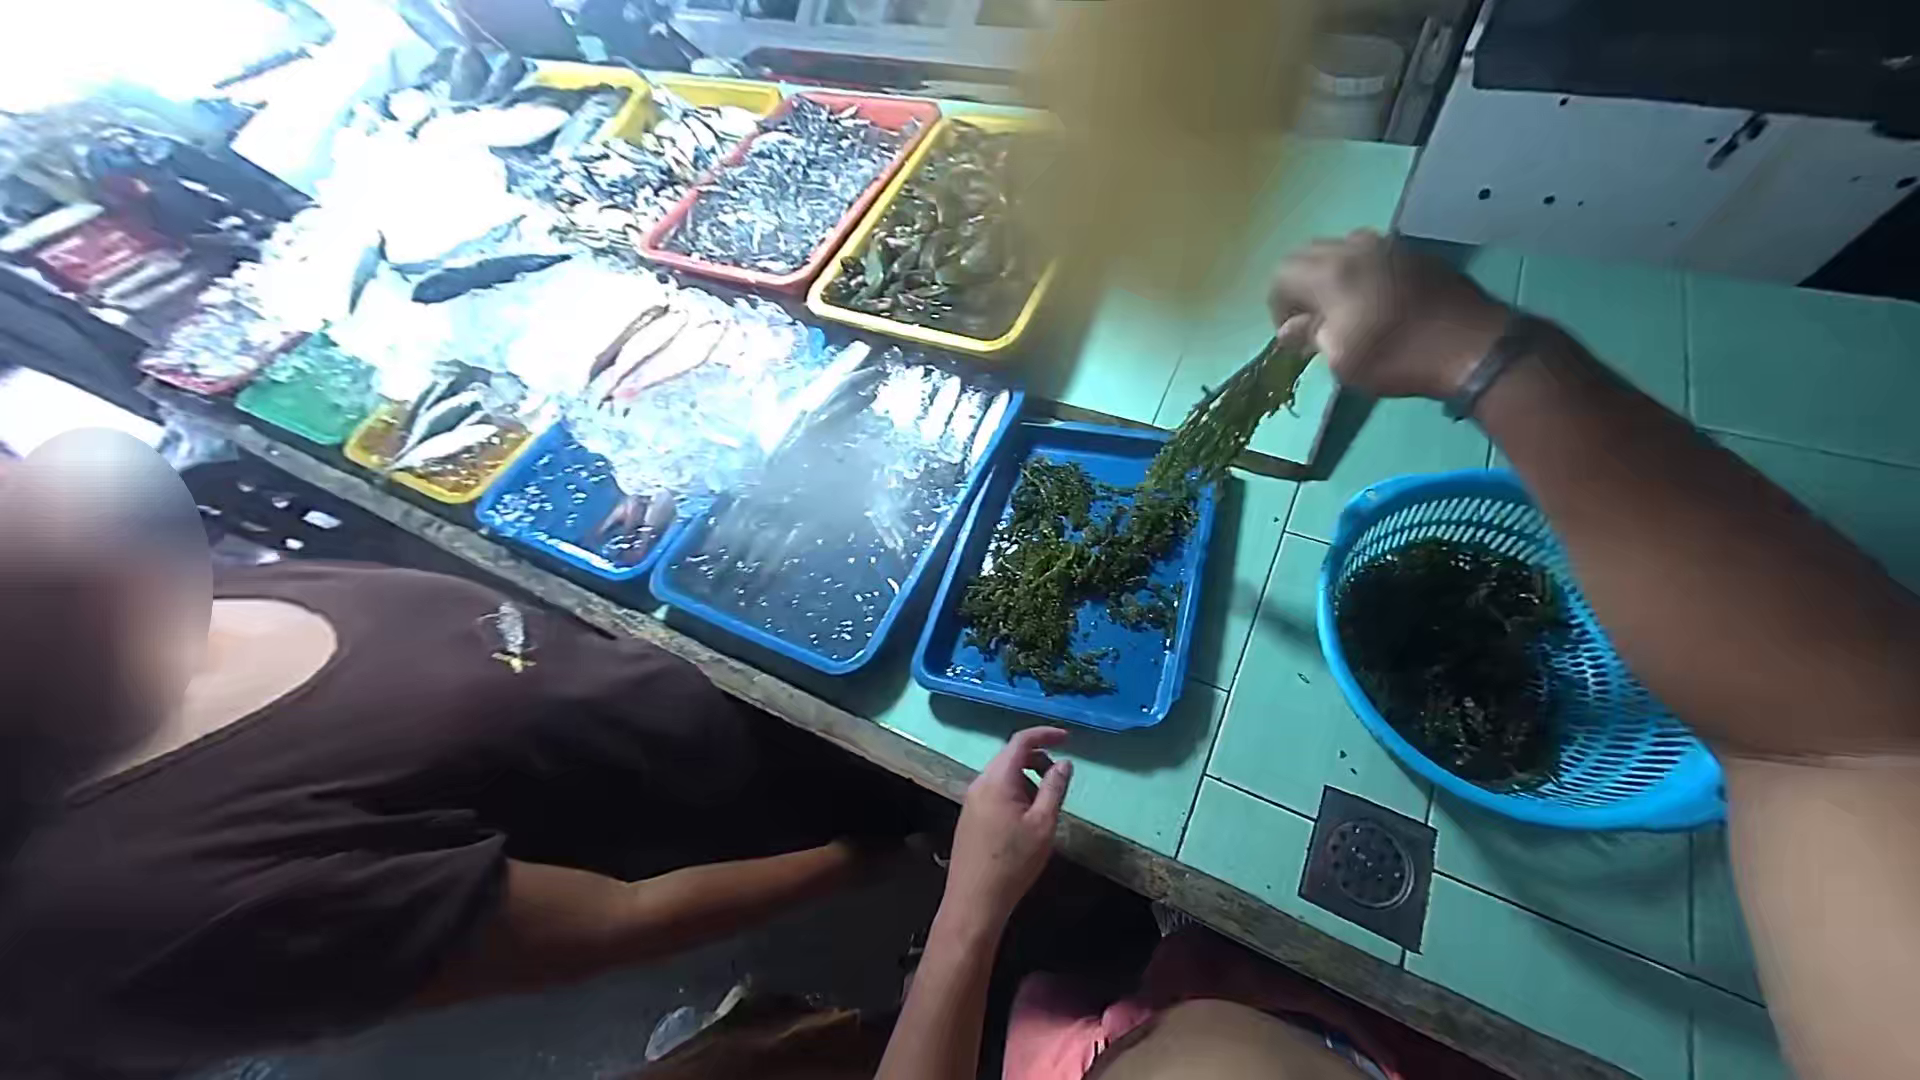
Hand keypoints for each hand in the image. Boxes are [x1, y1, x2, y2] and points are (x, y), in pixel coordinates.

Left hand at [942, 727, 1073, 934]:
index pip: (1021, 740)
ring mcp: (972, 798)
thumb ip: (1054, 788)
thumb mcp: (1043, 824)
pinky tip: (1025, 821)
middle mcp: (980, 781)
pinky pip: (995, 790)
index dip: (1045, 734)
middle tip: (1059, 779)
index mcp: (997, 778)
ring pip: (1004, 775)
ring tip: (1044, 808)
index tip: (1067, 737)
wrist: (974, 901)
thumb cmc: (1013, 862)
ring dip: (1027, 780)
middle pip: (1011, 756)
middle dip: (1038, 760)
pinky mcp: (970, 815)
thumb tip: (1064, 762)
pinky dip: (1015, 793)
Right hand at [1268, 229, 1510, 399]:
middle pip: (1308, 255)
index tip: (1291, 335)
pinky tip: (1369, 302)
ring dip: (1328, 275)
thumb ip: (1309, 335)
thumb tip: (1288, 330)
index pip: (1282, 274)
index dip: (1278, 305)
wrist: (1473, 347)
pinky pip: (1370, 253)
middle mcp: (1357, 249)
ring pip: (1340, 249)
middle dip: (1299, 286)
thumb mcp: (1341, 357)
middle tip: (1308, 321)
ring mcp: (1390, 246)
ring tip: (1338, 309)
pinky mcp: (1415, 255)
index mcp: (1331, 273)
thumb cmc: (1396, 357)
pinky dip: (1357, 272)